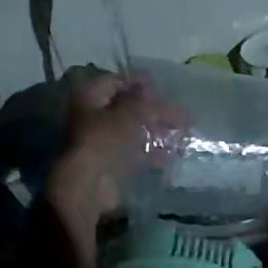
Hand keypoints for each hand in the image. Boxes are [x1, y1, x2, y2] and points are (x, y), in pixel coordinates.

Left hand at [43, 72, 179, 257]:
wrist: (88, 185)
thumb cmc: (103, 140)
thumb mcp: (126, 114)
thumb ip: (141, 99)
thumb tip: (150, 87)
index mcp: (89, 98)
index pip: (116, 82)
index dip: (140, 84)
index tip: (162, 89)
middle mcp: (92, 116)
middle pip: (126, 108)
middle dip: (153, 111)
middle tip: (178, 115)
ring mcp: (100, 141)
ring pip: (132, 131)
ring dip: (155, 131)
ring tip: (180, 134)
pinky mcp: (110, 162)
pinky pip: (133, 152)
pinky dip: (150, 152)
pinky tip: (170, 154)